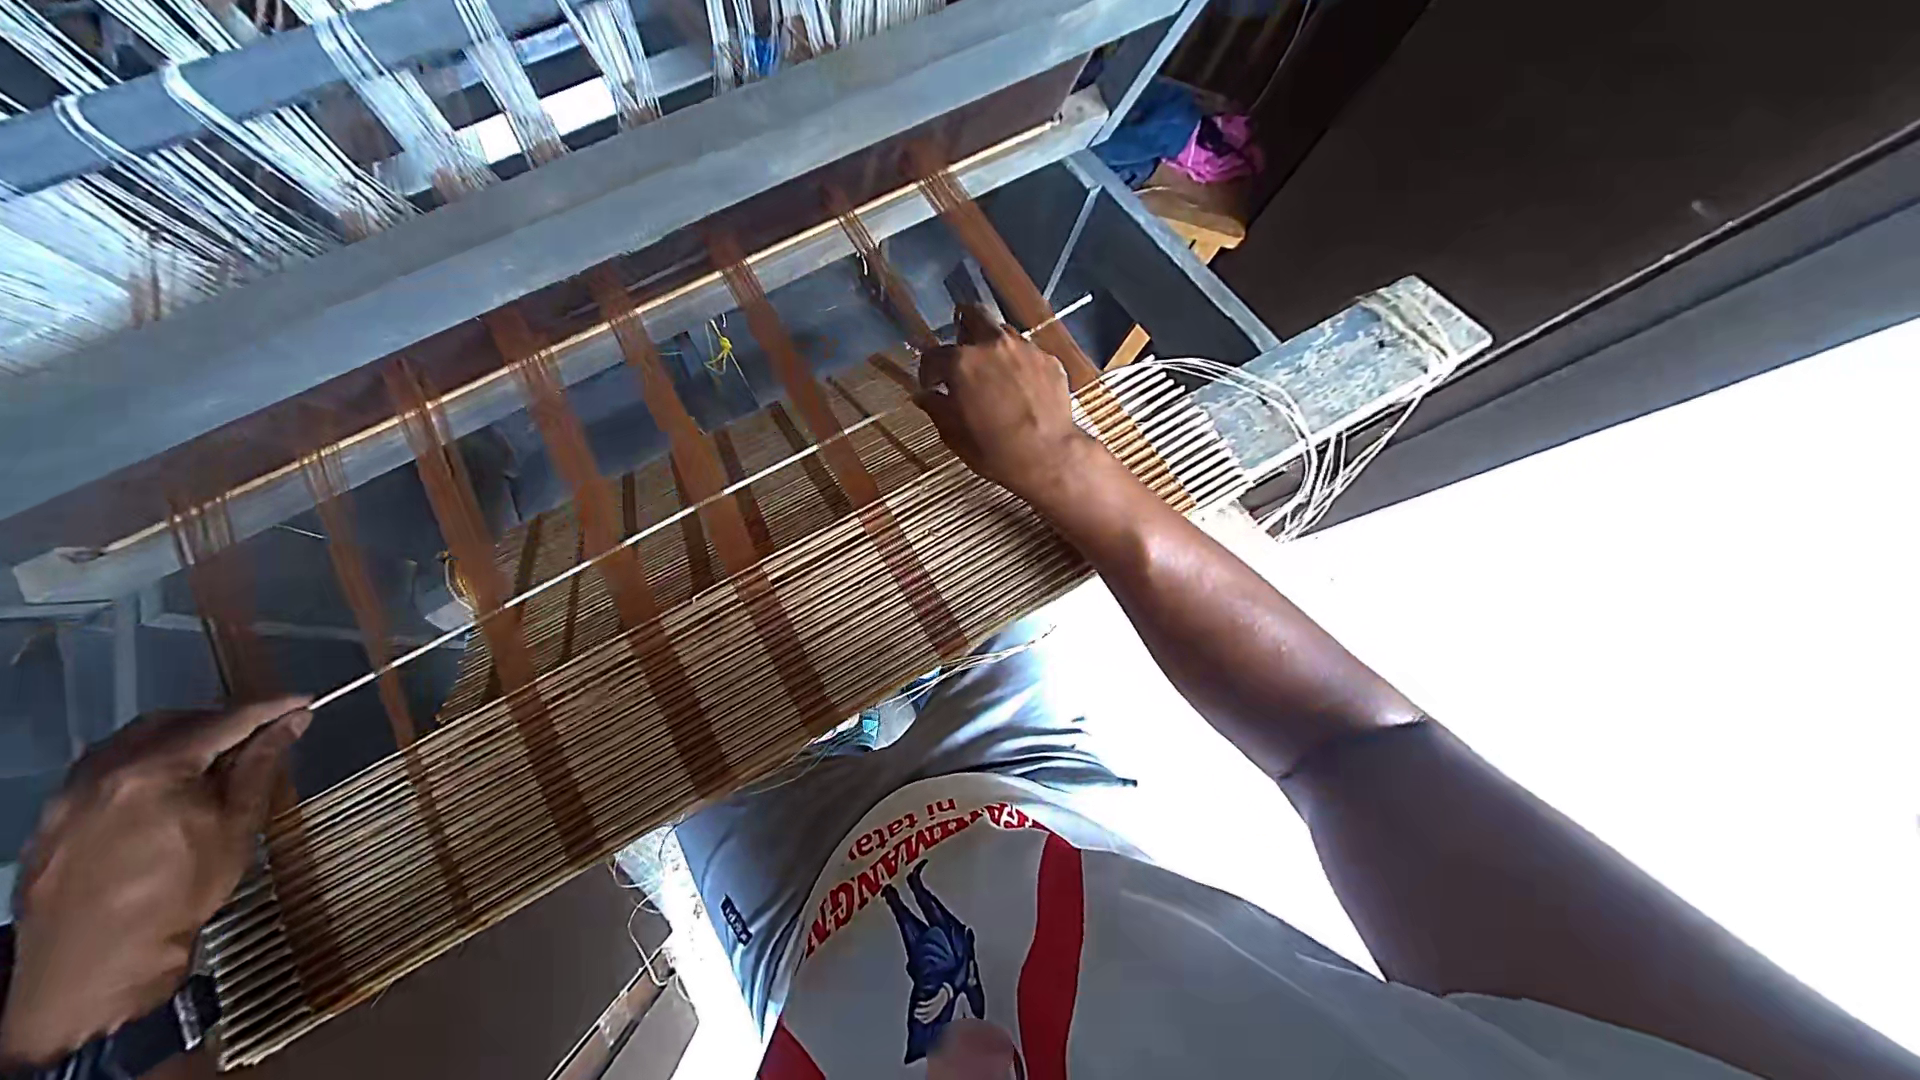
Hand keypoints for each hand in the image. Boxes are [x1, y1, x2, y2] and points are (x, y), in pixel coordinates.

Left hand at [0, 698, 309, 1066]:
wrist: (96, 962)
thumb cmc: (182, 888)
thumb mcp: (238, 822)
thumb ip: (261, 764)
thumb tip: (291, 722)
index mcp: (151, 771)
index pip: (222, 722)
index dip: (268, 709)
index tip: (303, 701)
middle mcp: (100, 774)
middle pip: (168, 723)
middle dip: (219, 719)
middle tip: (261, 731)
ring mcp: (66, 800)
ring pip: (128, 744)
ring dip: (178, 738)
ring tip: (216, 755)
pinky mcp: (50, 823)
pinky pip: (100, 772)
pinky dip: (143, 763)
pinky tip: (166, 785)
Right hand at [914, 305, 1102, 503]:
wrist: (1048, 457)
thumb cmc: (996, 451)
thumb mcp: (954, 435)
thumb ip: (936, 408)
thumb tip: (924, 396)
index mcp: (962, 362)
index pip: (934, 355)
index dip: (928, 371)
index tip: (931, 385)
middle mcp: (994, 345)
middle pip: (974, 316)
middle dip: (963, 329)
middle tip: (961, 352)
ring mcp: (1026, 350)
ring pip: (1004, 334)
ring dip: (993, 347)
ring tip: (993, 374)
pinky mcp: (1050, 361)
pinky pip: (1028, 354)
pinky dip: (1019, 365)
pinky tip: (1020, 388)